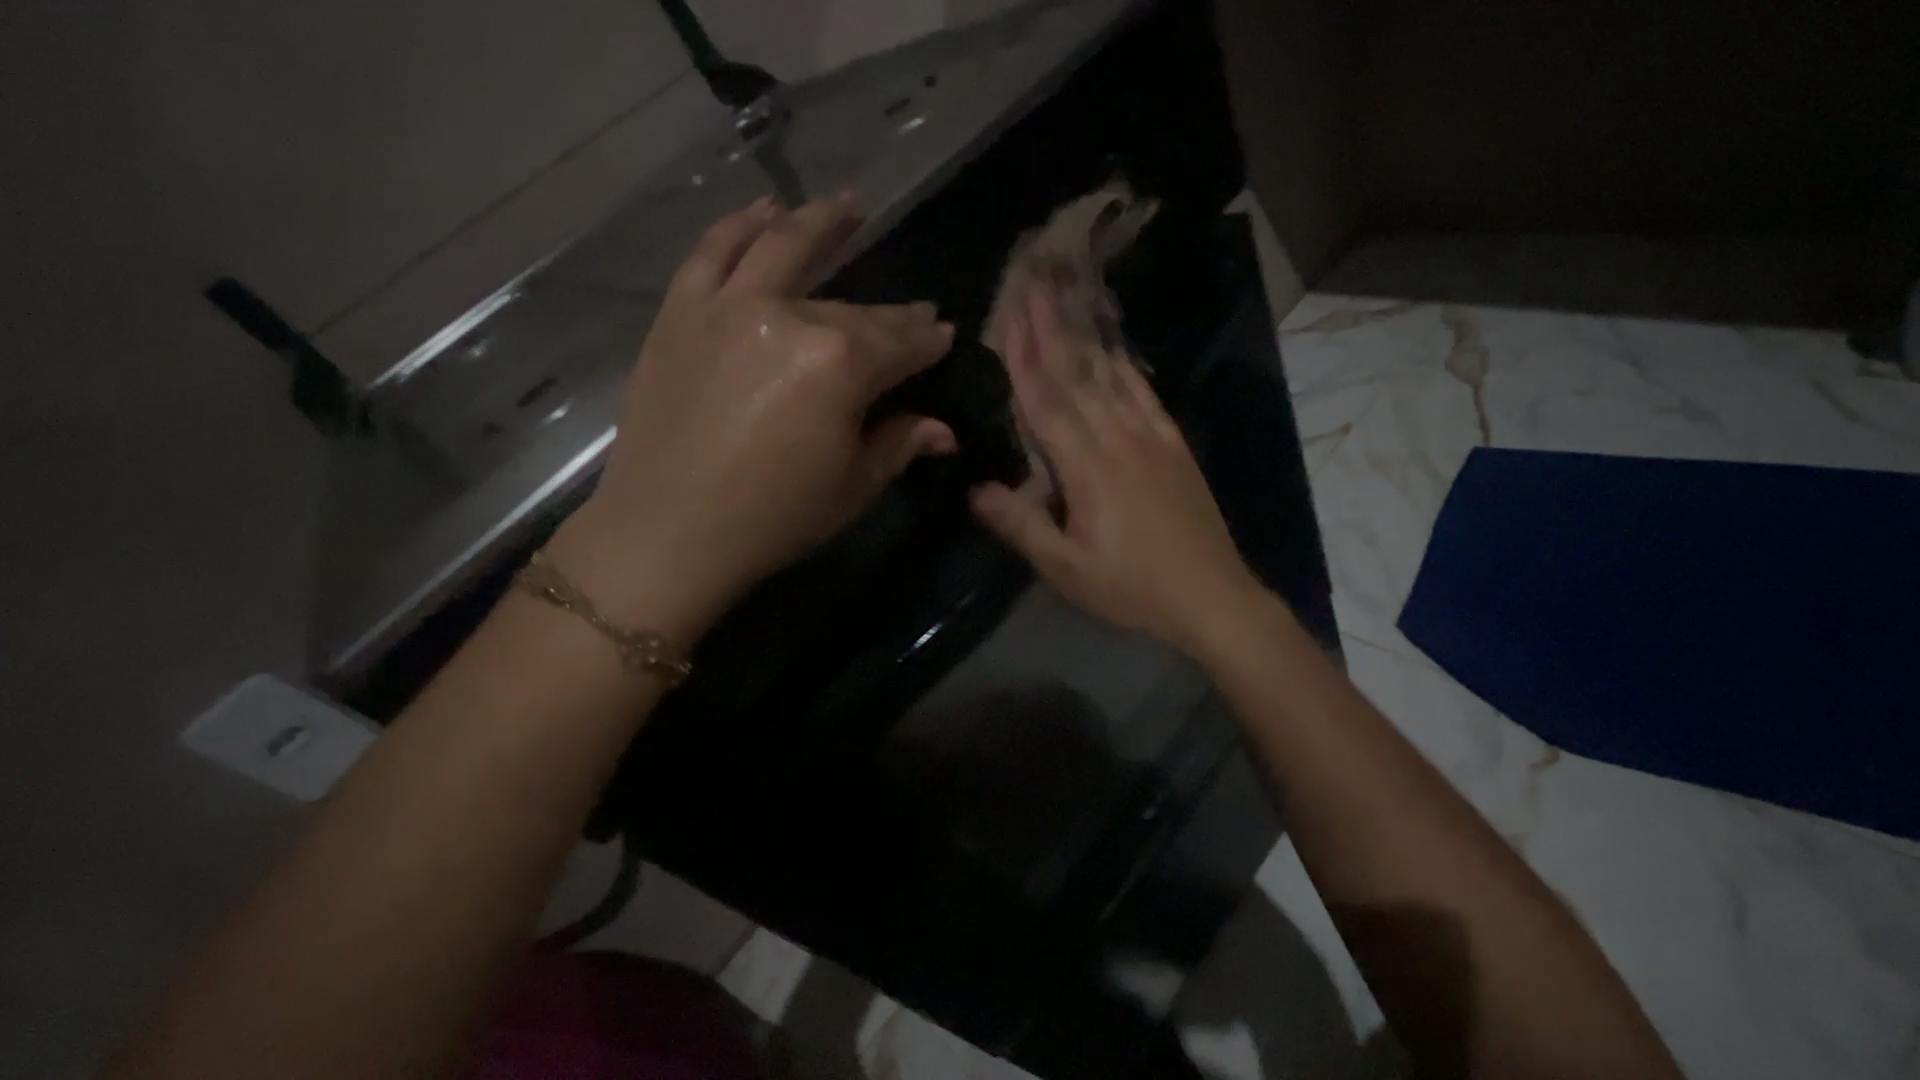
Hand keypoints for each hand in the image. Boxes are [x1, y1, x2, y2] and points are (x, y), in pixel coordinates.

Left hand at [551, 194, 955, 639]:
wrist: (665, 533)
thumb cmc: (772, 519)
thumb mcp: (851, 487)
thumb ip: (899, 443)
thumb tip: (943, 429)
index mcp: (841, 363)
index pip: (901, 343)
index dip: (928, 342)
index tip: (943, 336)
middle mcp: (789, 316)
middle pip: (853, 308)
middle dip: (892, 313)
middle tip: (911, 312)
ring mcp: (728, 305)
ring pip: (782, 247)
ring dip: (821, 221)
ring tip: (848, 204)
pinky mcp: (681, 311)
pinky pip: (713, 252)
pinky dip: (740, 225)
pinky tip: (764, 209)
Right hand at [970, 287, 1263, 655]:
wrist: (1213, 598)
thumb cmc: (1132, 589)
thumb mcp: (1067, 569)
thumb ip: (1021, 525)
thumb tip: (974, 489)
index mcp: (1088, 467)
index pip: (1046, 401)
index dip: (1024, 356)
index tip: (1008, 312)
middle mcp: (1119, 438)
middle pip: (1077, 374)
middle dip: (1051, 326)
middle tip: (1032, 280)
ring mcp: (1152, 438)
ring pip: (1110, 374)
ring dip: (1084, 334)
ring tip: (1066, 297)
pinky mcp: (1174, 446)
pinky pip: (1144, 394)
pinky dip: (1124, 365)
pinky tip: (1112, 348)